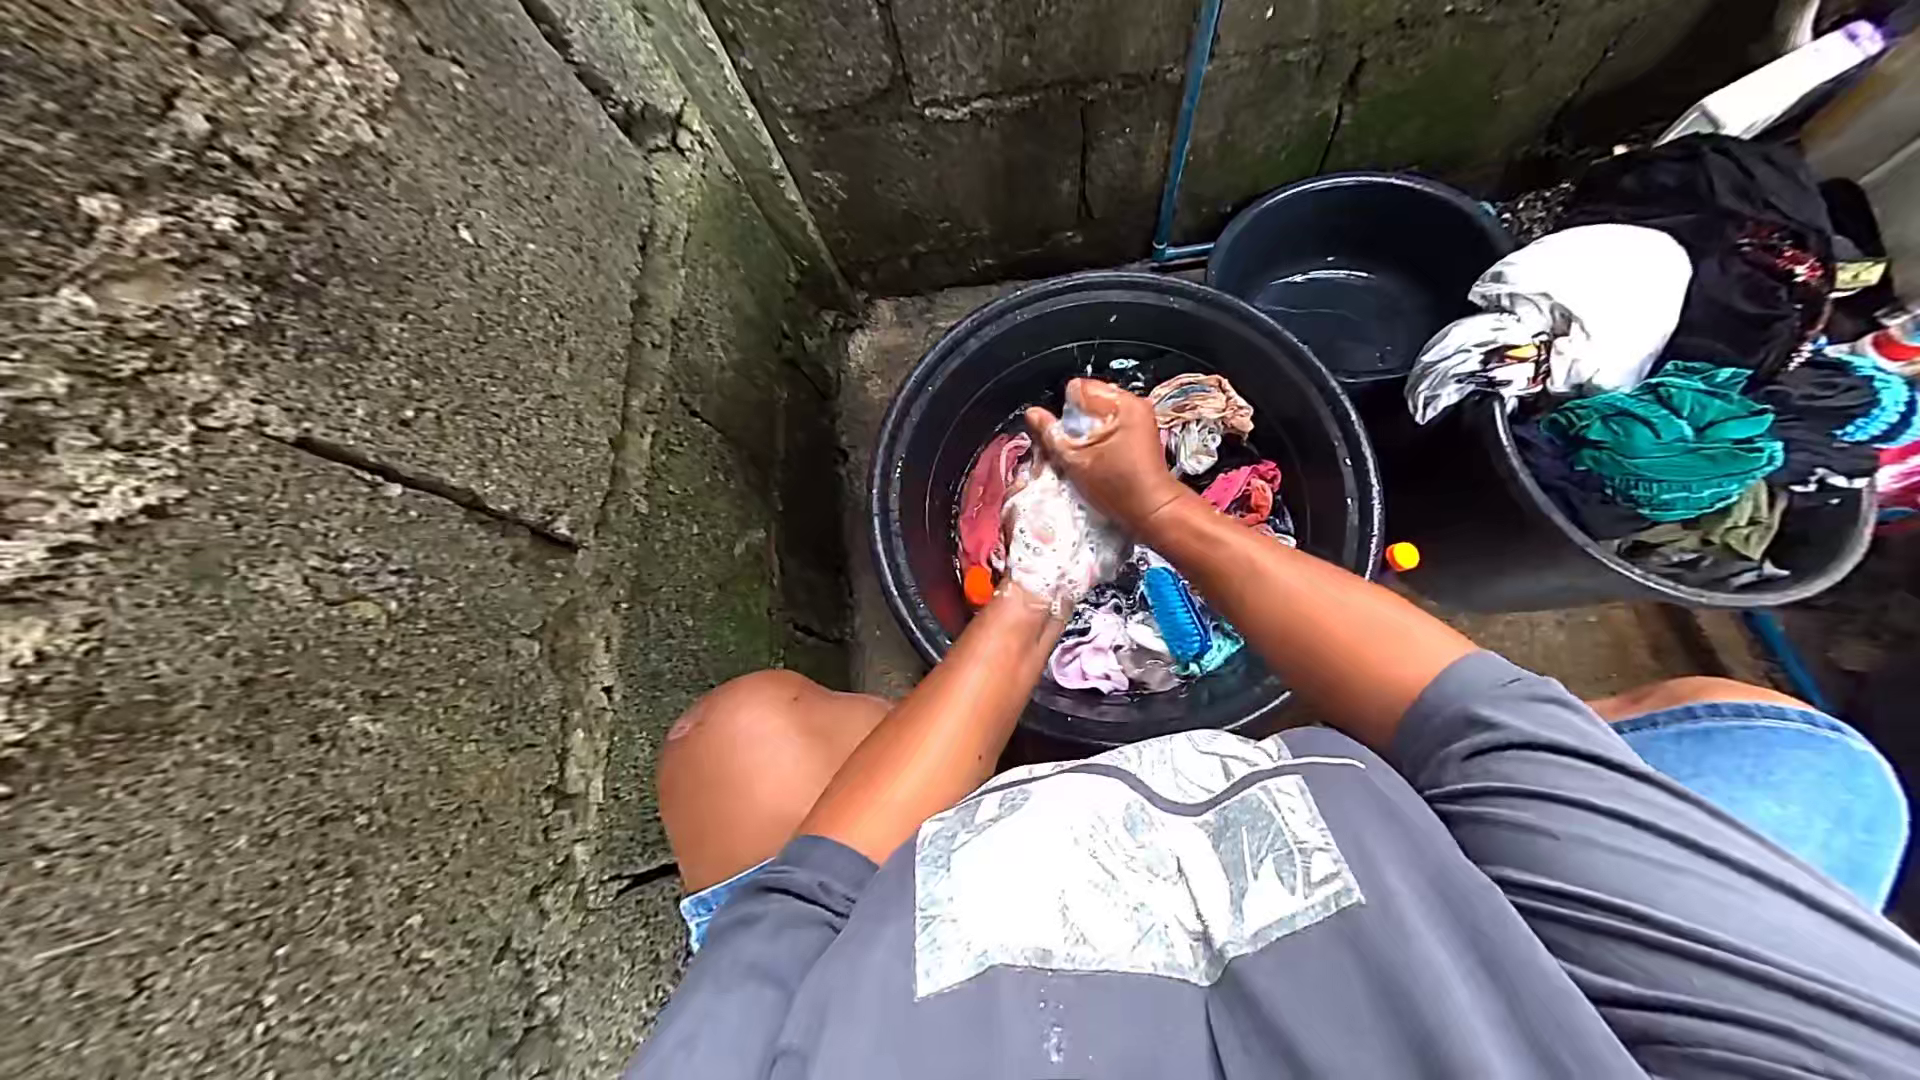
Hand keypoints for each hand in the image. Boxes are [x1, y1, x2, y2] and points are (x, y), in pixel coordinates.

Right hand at [1025, 378, 1189, 535]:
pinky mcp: (1142, 431)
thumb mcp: (1075, 460)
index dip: (1064, 410)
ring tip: (1088, 453)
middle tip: (1075, 447)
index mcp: (1119, 403)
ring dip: (1088, 429)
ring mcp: (1140, 416)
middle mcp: (1134, 403)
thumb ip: (1050, 433)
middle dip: (1076, 420)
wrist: (1152, 510)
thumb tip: (1032, 413)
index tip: (1065, 435)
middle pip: (1089, 398)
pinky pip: (1112, 423)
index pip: (1078, 388)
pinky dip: (1102, 436)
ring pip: (1100, 412)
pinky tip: (1100, 456)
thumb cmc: (1116, 487)